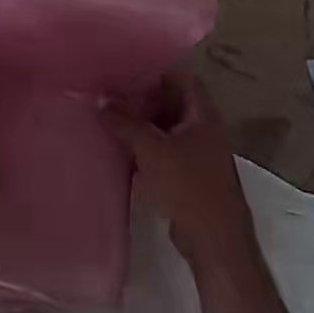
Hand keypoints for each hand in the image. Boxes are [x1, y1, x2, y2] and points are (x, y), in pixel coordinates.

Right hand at [99, 71, 259, 272]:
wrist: (213, 239)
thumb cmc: (189, 186)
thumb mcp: (153, 149)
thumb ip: (126, 123)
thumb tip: (100, 100)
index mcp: (203, 115)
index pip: (183, 79)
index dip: (156, 74)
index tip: (125, 74)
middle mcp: (203, 129)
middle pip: (171, 104)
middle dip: (142, 100)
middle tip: (109, 97)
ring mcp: (196, 154)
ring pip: (164, 129)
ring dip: (140, 126)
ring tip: (108, 120)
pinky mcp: (186, 175)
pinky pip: (162, 152)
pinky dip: (143, 148)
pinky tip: (119, 151)